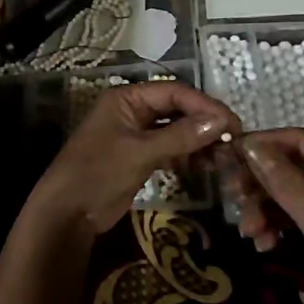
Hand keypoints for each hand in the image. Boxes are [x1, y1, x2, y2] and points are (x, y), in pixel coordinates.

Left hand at [30, 81, 237, 235]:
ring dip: (200, 141)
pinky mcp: (139, 157)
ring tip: (225, 157)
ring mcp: (136, 134)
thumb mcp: (140, 152)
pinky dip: (189, 155)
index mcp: (126, 98)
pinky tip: (208, 166)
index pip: (175, 92)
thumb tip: (221, 122)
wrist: (69, 210)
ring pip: (177, 130)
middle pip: (178, 109)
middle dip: (205, 123)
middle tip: (235, 142)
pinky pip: (171, 149)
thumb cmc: (98, 173)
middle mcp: (131, 110)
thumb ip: (181, 136)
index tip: (233, 125)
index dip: (205, 106)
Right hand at [226, 128, 303, 303]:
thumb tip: (252, 147)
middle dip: (262, 181)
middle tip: (231, 197)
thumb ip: (288, 186)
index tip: (227, 155)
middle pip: (298, 165)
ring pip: (295, 189)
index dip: (265, 143)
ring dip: (267, 207)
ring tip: (247, 231)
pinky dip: (280, 223)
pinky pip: (302, 211)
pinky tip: (263, 242)